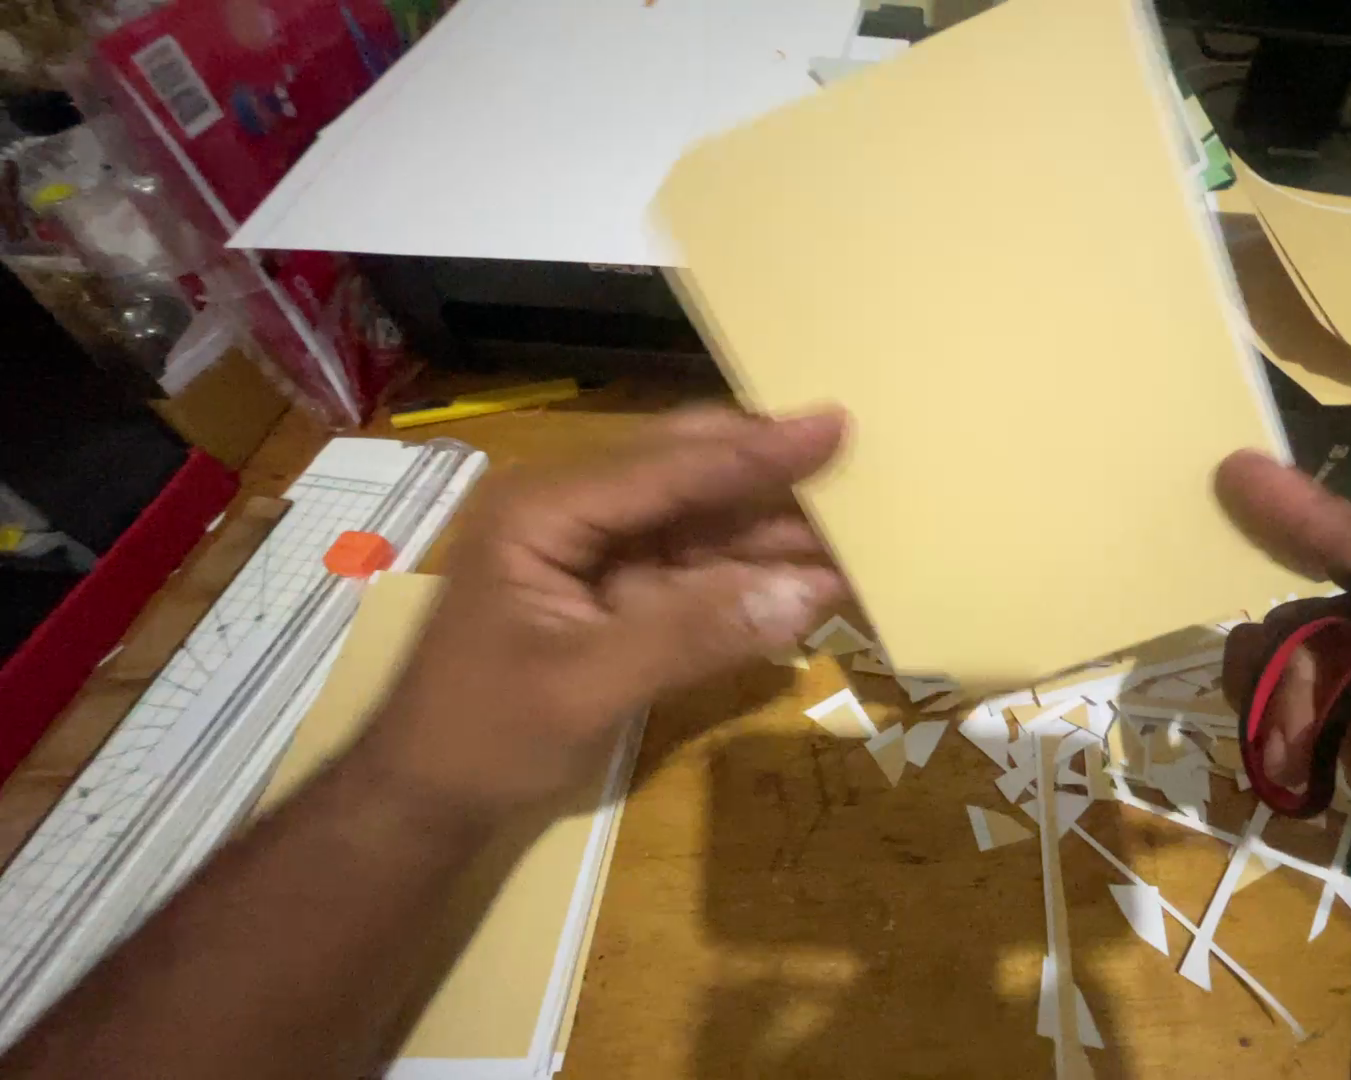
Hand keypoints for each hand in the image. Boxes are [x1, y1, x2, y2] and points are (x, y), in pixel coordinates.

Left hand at [359, 406, 849, 819]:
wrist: (429, 797)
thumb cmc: (482, 737)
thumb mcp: (584, 689)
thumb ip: (696, 634)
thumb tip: (808, 592)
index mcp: (546, 510)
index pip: (671, 468)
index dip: (759, 450)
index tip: (835, 425)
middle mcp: (579, 511)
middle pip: (693, 471)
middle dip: (773, 470)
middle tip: (854, 454)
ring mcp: (605, 549)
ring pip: (709, 519)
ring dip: (777, 527)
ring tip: (854, 525)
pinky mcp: (628, 587)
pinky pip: (707, 566)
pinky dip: (759, 572)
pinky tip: (811, 576)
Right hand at [1215, 450, 1350, 886]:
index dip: (1314, 513)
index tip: (1241, 476)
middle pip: (1315, 607)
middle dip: (1288, 672)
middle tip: (1290, 743)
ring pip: (1284, 640)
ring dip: (1273, 700)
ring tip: (1290, 762)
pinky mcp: (1343, 681)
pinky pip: (1275, 673)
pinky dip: (1265, 714)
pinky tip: (1286, 763)